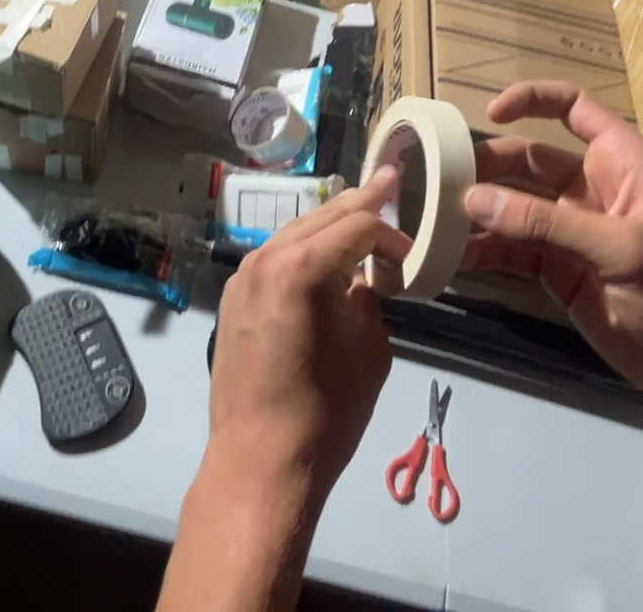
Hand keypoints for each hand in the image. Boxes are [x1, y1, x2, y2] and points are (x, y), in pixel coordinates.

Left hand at [208, 168, 411, 500]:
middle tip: (387, 183)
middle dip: (359, 205)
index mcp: (303, 265)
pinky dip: (300, 250)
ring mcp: (243, 277)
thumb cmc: (325, 410)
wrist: (260, 459)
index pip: (357, 225)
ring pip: (293, 233)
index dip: (389, 231)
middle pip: (321, 218)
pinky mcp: (233, 298)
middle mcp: (266, 258)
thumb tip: (362, 281)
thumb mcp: (369, 349)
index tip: (409, 250)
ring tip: (358, 218)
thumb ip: (369, 300)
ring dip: (327, 226)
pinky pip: (273, 259)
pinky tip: (319, 256)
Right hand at [461, 81, 642, 418]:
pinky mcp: (560, 275)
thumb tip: (472, 198)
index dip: (533, 101)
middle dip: (486, 166)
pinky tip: (452, 260)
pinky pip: (512, 253)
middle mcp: (593, 192)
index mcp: (623, 165)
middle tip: (440, 182)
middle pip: (528, 160)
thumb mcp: (626, 250)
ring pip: (512, 208)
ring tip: (434, 222)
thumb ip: (547, 224)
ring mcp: (573, 235)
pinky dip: (482, 254)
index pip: (575, 110)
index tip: (488, 114)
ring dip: (476, 212)